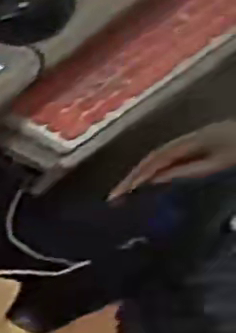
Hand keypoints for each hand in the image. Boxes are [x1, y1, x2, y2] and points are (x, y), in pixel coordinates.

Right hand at [111, 121, 235, 200]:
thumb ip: (182, 172)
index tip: (116, 196)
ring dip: (145, 170)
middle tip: (116, 193)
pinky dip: (159, 165)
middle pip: (155, 155)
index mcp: (193, 140)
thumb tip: (152, 180)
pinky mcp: (210, 139)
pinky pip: (176, 153)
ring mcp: (203, 135)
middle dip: (134, 174)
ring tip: (130, 187)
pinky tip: (155, 176)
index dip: (134, 178)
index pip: (154, 161)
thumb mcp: (216, 164)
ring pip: (164, 153)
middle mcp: (194, 135)